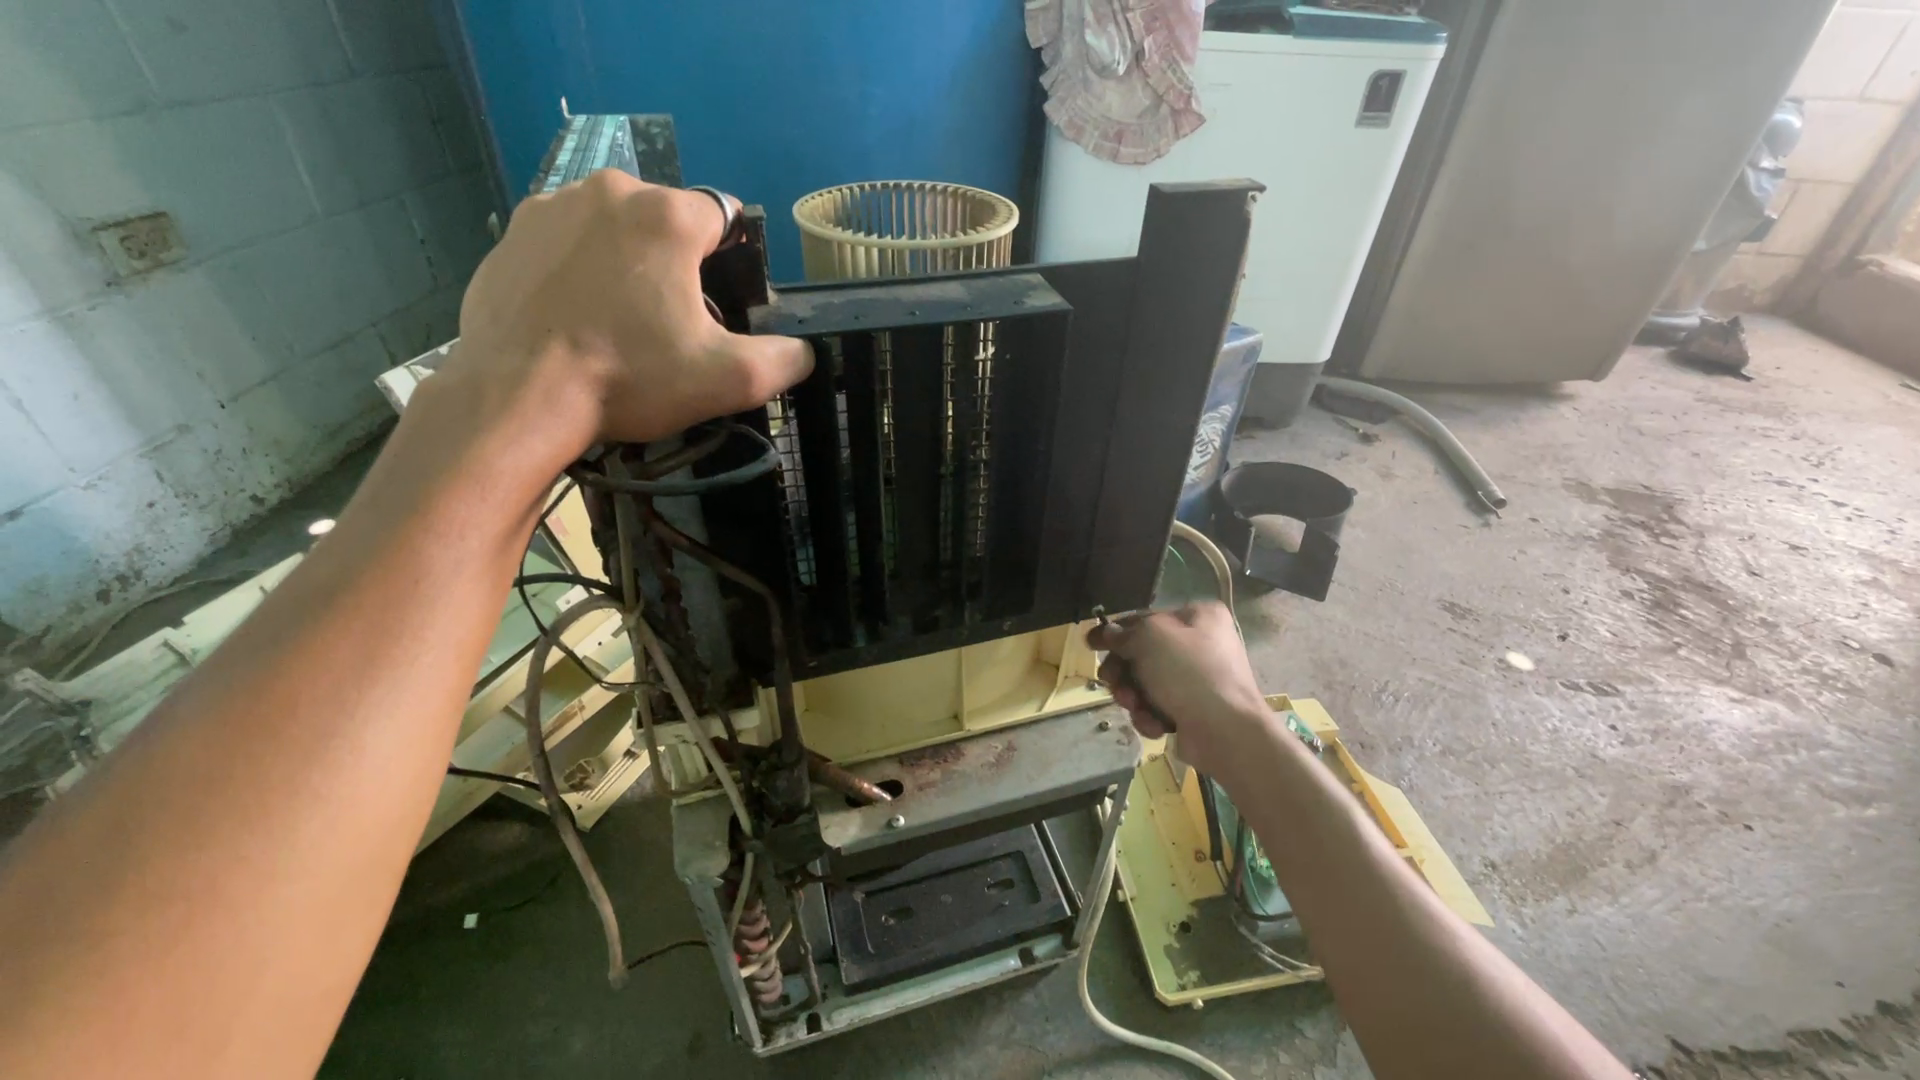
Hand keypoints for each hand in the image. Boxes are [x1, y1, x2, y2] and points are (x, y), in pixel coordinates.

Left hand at [454, 169, 811, 449]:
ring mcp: (551, 207)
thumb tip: (803, 351)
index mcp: (667, 214)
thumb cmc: (628, 377)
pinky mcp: (511, 235)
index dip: (730, 262)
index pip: (723, 216)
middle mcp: (610, 190)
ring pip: (614, 229)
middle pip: (666, 221)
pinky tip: (573, 318)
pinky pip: (565, 244)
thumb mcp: (729, 379)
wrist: (516, 396)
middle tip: (665, 325)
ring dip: (626, 262)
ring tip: (616, 323)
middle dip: (675, 263)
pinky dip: (578, 271)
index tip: (716, 307)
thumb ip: (786, 360)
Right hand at [1089, 603, 1273, 778]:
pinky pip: (1159, 707)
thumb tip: (1105, 632)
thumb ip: (1124, 633)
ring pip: (1146, 683)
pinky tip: (1155, 725)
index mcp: (1198, 616)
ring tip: (1135, 707)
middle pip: (1143, 653)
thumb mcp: (1150, 639)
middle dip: (1123, 672)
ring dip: (1133, 696)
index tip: (1090, 644)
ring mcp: (1199, 680)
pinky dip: (1151, 716)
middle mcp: (1201, 644)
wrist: (1227, 732)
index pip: (1146, 619)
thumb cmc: (1189, 673)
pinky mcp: (1194, 711)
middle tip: (1112, 682)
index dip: (1115, 632)